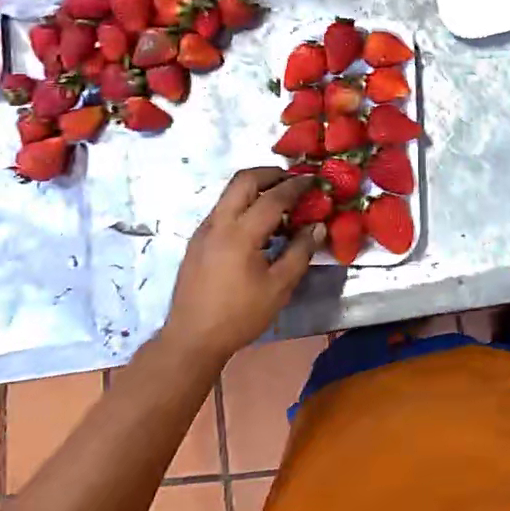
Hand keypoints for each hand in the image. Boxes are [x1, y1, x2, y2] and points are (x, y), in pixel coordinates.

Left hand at [158, 168, 322, 364]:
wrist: (192, 337)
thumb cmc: (240, 315)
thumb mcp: (279, 287)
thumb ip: (300, 252)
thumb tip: (317, 227)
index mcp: (240, 233)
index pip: (272, 197)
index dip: (296, 186)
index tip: (314, 180)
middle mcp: (218, 223)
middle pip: (244, 180)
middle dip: (270, 173)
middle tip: (292, 180)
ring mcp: (204, 230)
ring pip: (230, 193)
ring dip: (255, 188)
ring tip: (278, 201)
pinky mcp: (197, 240)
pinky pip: (222, 210)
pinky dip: (242, 205)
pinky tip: (257, 225)